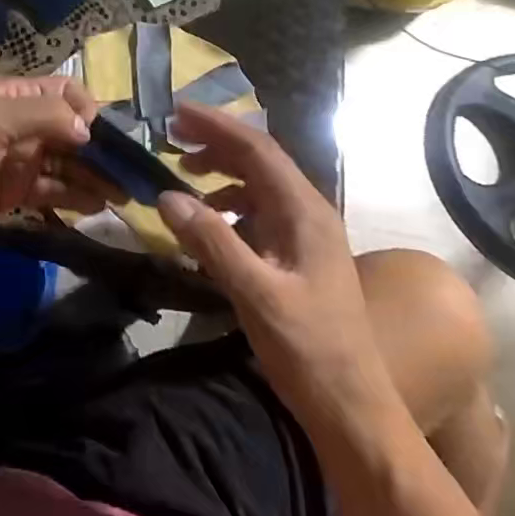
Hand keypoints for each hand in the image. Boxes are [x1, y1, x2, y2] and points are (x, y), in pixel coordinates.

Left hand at [0, 75, 113, 248]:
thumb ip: (43, 115)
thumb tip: (89, 128)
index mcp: (9, 95)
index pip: (62, 91)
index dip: (88, 109)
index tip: (107, 136)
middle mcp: (16, 124)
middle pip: (70, 129)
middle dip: (100, 147)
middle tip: (132, 172)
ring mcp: (15, 159)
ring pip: (65, 161)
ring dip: (94, 174)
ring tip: (124, 192)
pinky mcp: (12, 192)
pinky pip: (52, 189)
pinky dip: (75, 195)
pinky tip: (98, 204)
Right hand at [155, 103, 398, 426]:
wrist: (349, 404)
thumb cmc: (307, 346)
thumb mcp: (254, 292)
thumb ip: (210, 240)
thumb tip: (165, 195)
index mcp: (305, 214)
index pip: (259, 151)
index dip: (217, 126)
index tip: (176, 111)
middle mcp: (308, 215)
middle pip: (260, 160)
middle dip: (215, 141)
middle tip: (170, 134)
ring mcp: (303, 236)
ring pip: (258, 184)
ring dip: (219, 169)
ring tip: (180, 169)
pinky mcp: (294, 256)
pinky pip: (256, 211)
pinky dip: (225, 202)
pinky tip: (204, 217)